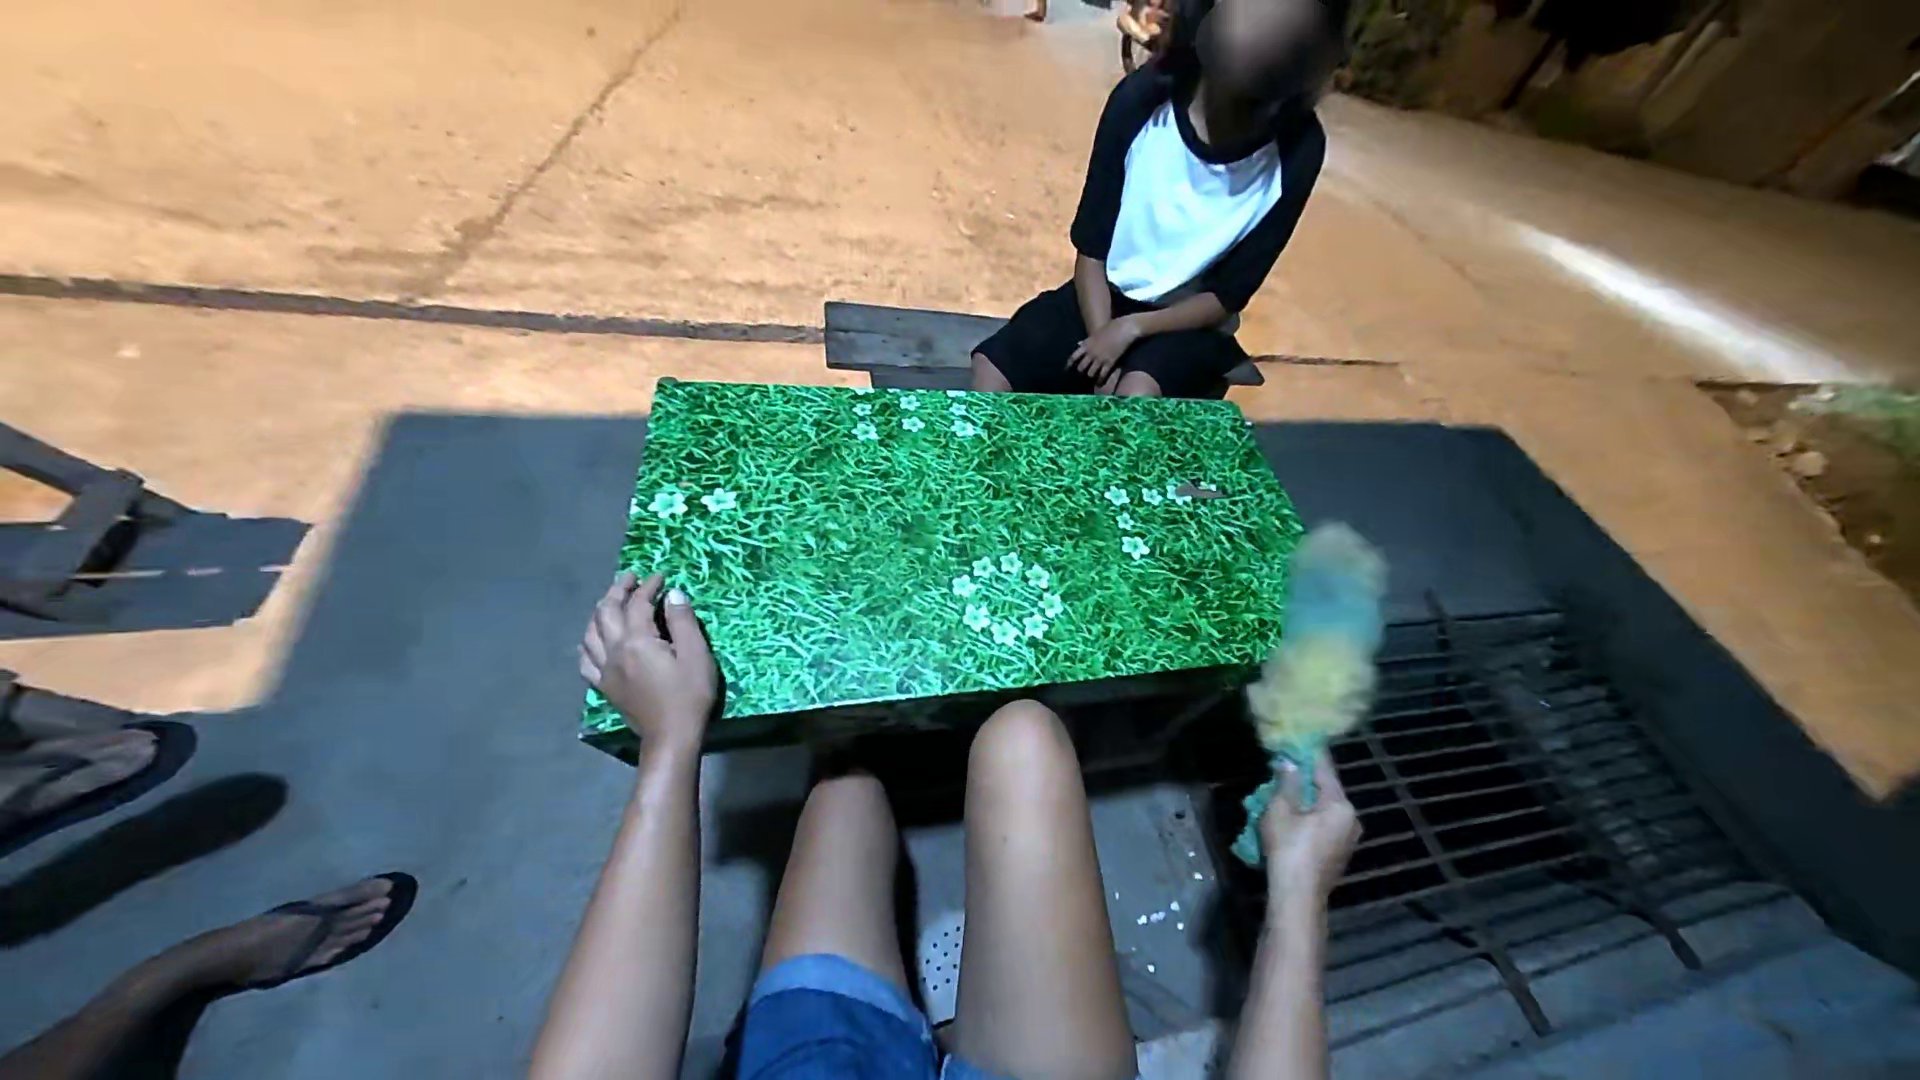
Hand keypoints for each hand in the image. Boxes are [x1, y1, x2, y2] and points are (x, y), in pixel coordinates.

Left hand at [579, 572, 717, 755]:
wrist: (671, 735)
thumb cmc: (689, 693)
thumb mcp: (696, 654)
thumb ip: (682, 621)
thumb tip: (672, 594)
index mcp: (637, 641)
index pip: (638, 604)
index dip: (648, 586)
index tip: (660, 576)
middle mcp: (614, 651)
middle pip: (607, 612)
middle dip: (617, 591)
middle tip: (631, 578)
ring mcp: (605, 670)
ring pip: (590, 632)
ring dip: (600, 611)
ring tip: (611, 601)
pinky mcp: (604, 686)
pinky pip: (585, 659)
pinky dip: (587, 642)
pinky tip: (593, 639)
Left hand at [1069, 315, 1141, 383]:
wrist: (1123, 328)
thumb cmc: (1111, 327)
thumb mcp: (1095, 333)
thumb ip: (1087, 341)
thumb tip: (1079, 344)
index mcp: (1087, 345)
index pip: (1074, 357)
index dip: (1070, 364)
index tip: (1067, 369)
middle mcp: (1091, 353)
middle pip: (1081, 367)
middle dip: (1081, 372)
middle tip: (1083, 375)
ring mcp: (1100, 358)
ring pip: (1090, 373)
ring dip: (1091, 376)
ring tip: (1092, 380)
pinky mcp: (1110, 362)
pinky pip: (1102, 375)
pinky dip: (1100, 380)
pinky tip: (1100, 383)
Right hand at [1260, 752, 1360, 910]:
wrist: (1298, 893)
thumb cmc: (1289, 845)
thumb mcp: (1281, 808)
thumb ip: (1287, 782)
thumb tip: (1289, 762)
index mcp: (1340, 805)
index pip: (1324, 770)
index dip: (1308, 753)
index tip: (1297, 739)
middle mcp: (1351, 819)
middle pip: (1325, 790)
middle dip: (1302, 779)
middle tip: (1281, 767)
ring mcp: (1347, 839)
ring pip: (1323, 808)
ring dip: (1302, 799)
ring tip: (1279, 792)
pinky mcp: (1338, 853)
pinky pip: (1323, 824)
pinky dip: (1307, 816)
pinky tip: (1288, 817)